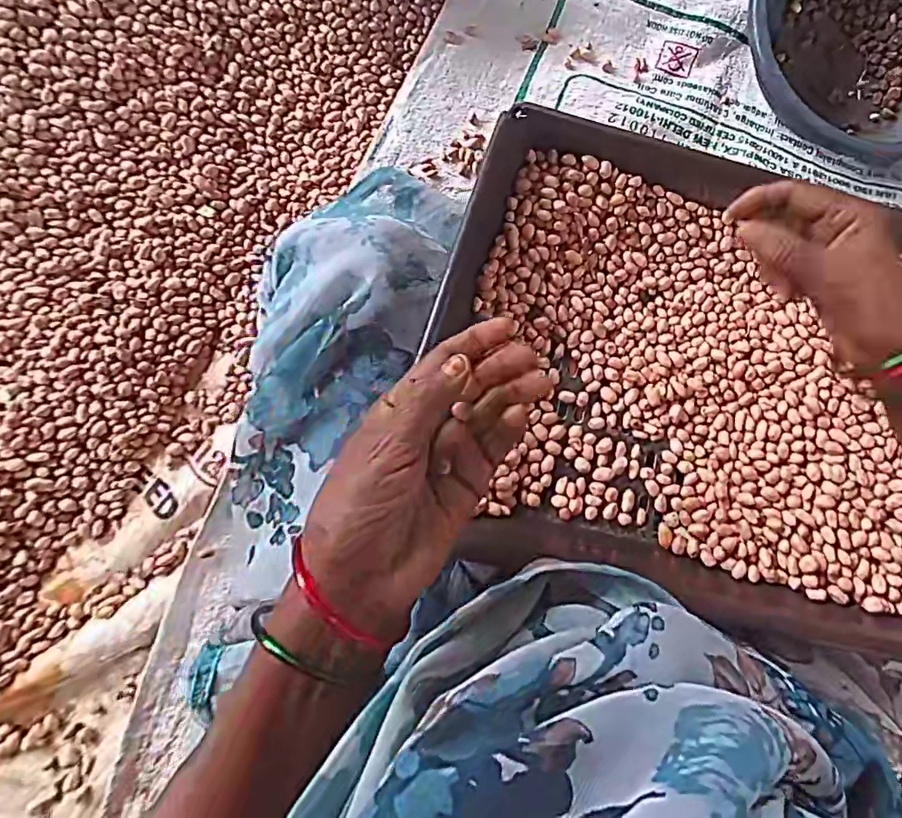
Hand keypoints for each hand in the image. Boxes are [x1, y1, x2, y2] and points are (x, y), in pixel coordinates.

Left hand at [299, 318, 551, 641]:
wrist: (361, 576)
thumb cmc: (362, 499)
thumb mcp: (389, 442)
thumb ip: (429, 399)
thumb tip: (463, 360)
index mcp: (402, 407)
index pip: (442, 364)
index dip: (473, 342)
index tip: (506, 325)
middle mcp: (429, 424)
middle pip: (470, 385)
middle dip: (499, 367)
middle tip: (531, 358)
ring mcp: (450, 454)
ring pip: (487, 414)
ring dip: (512, 395)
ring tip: (540, 382)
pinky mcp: (469, 483)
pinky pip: (493, 449)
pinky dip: (508, 430)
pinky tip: (523, 414)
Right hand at [725, 181, 901, 368]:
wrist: (899, 354)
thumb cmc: (874, 308)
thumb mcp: (826, 273)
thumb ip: (782, 247)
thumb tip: (743, 228)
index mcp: (847, 214)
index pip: (793, 193)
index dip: (758, 201)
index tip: (730, 219)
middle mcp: (836, 227)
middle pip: (782, 218)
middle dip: (766, 241)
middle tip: (763, 265)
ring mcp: (826, 252)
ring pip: (779, 244)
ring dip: (772, 264)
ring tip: (784, 289)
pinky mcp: (819, 275)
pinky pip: (785, 265)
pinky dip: (779, 278)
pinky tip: (788, 295)